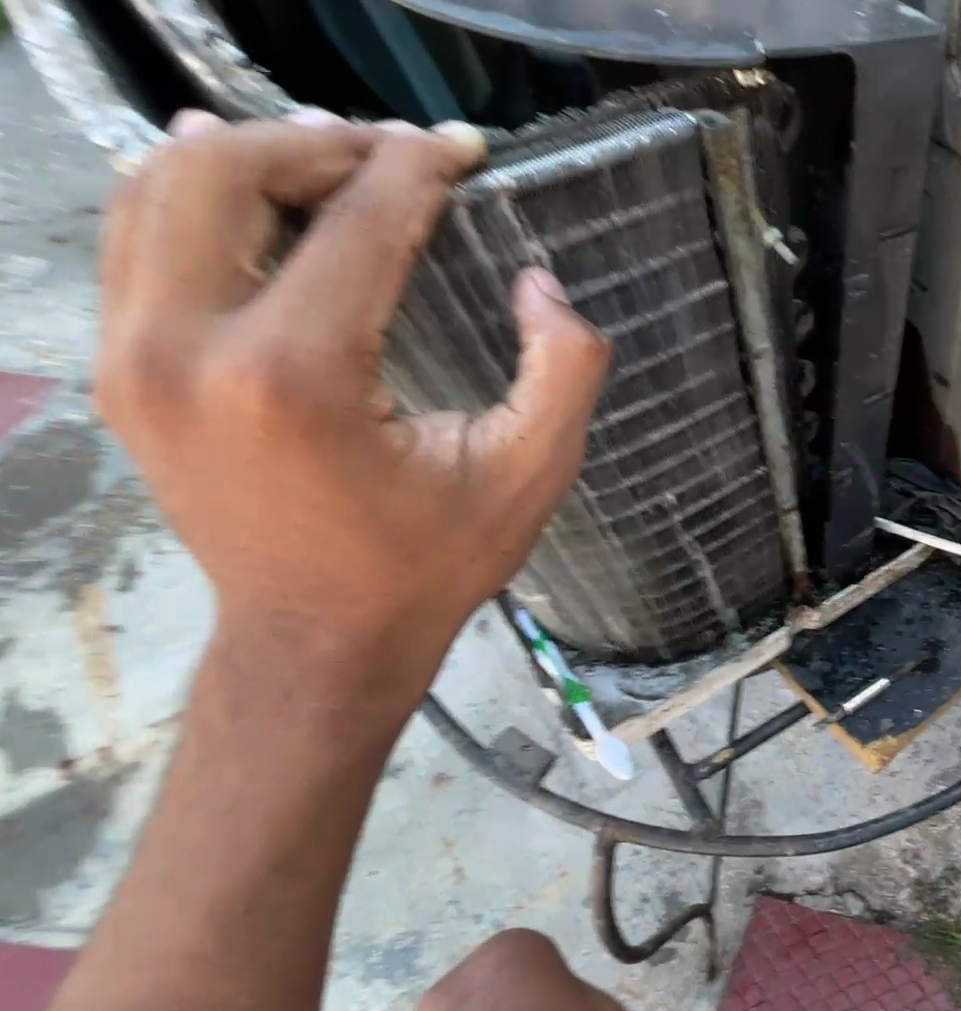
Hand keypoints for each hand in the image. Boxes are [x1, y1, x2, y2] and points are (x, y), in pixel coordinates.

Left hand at [96, 110, 609, 715]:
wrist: (320, 636)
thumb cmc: (433, 559)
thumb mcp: (533, 472)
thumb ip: (563, 368)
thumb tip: (538, 282)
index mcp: (297, 377)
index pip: (354, 225)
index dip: (416, 170)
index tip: (461, 146)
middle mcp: (185, 350)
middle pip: (225, 174)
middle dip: (322, 144)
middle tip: (399, 155)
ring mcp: (130, 358)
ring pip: (161, 191)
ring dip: (255, 158)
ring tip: (334, 162)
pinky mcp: (119, 370)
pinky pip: (138, 238)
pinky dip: (198, 195)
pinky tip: (250, 190)